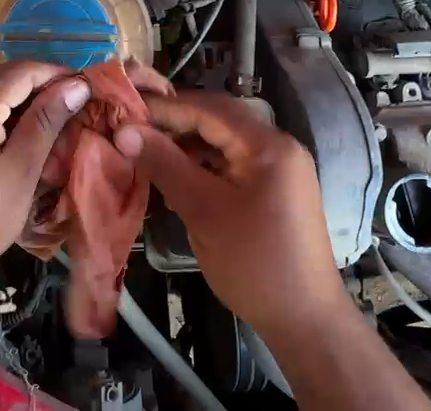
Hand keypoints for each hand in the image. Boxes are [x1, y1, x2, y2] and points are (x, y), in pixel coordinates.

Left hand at [0, 59, 90, 285]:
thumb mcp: (21, 171)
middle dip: (34, 82)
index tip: (83, 85)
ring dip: (11, 95)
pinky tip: (7, 132)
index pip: (20, 70)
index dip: (54, 73)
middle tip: (67, 102)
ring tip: (43, 117)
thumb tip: (76, 85)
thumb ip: (46, 121)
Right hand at [112, 91, 352, 339]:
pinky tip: (176, 178)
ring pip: (224, 143)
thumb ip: (164, 163)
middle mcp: (278, 147)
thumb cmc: (253, 262)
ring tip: (148, 155)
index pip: (209, 108)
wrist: (306, 323)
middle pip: (218, 121)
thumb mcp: (202, 210)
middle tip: (132, 131)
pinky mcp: (274, 190)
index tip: (126, 111)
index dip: (165, 107)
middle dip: (174, 124)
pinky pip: (232, 164)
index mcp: (268, 144)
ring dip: (187, 146)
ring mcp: (279, 169)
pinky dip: (203, 167)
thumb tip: (124, 130)